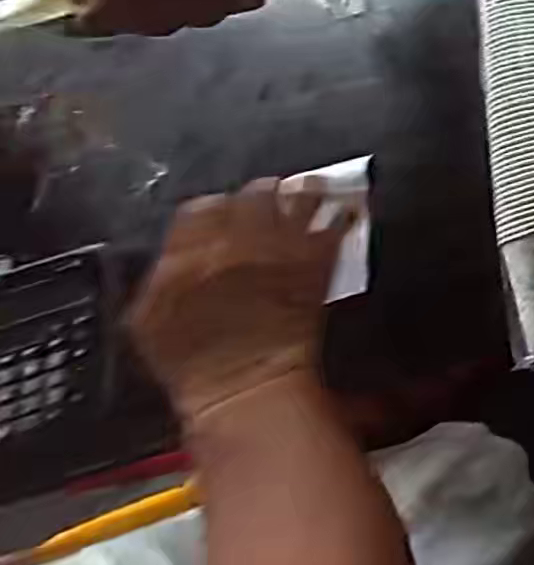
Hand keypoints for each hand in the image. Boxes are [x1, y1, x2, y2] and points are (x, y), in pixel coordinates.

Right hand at [129, 178, 358, 422]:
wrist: (246, 377)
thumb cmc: (194, 355)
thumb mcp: (153, 313)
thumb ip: (170, 269)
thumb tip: (188, 242)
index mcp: (187, 258)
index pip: (203, 208)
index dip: (218, 204)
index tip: (228, 205)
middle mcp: (238, 244)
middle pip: (256, 195)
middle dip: (266, 191)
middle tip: (273, 191)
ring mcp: (286, 247)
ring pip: (302, 198)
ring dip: (309, 190)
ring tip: (312, 187)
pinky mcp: (321, 257)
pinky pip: (340, 221)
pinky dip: (346, 212)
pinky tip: (349, 209)